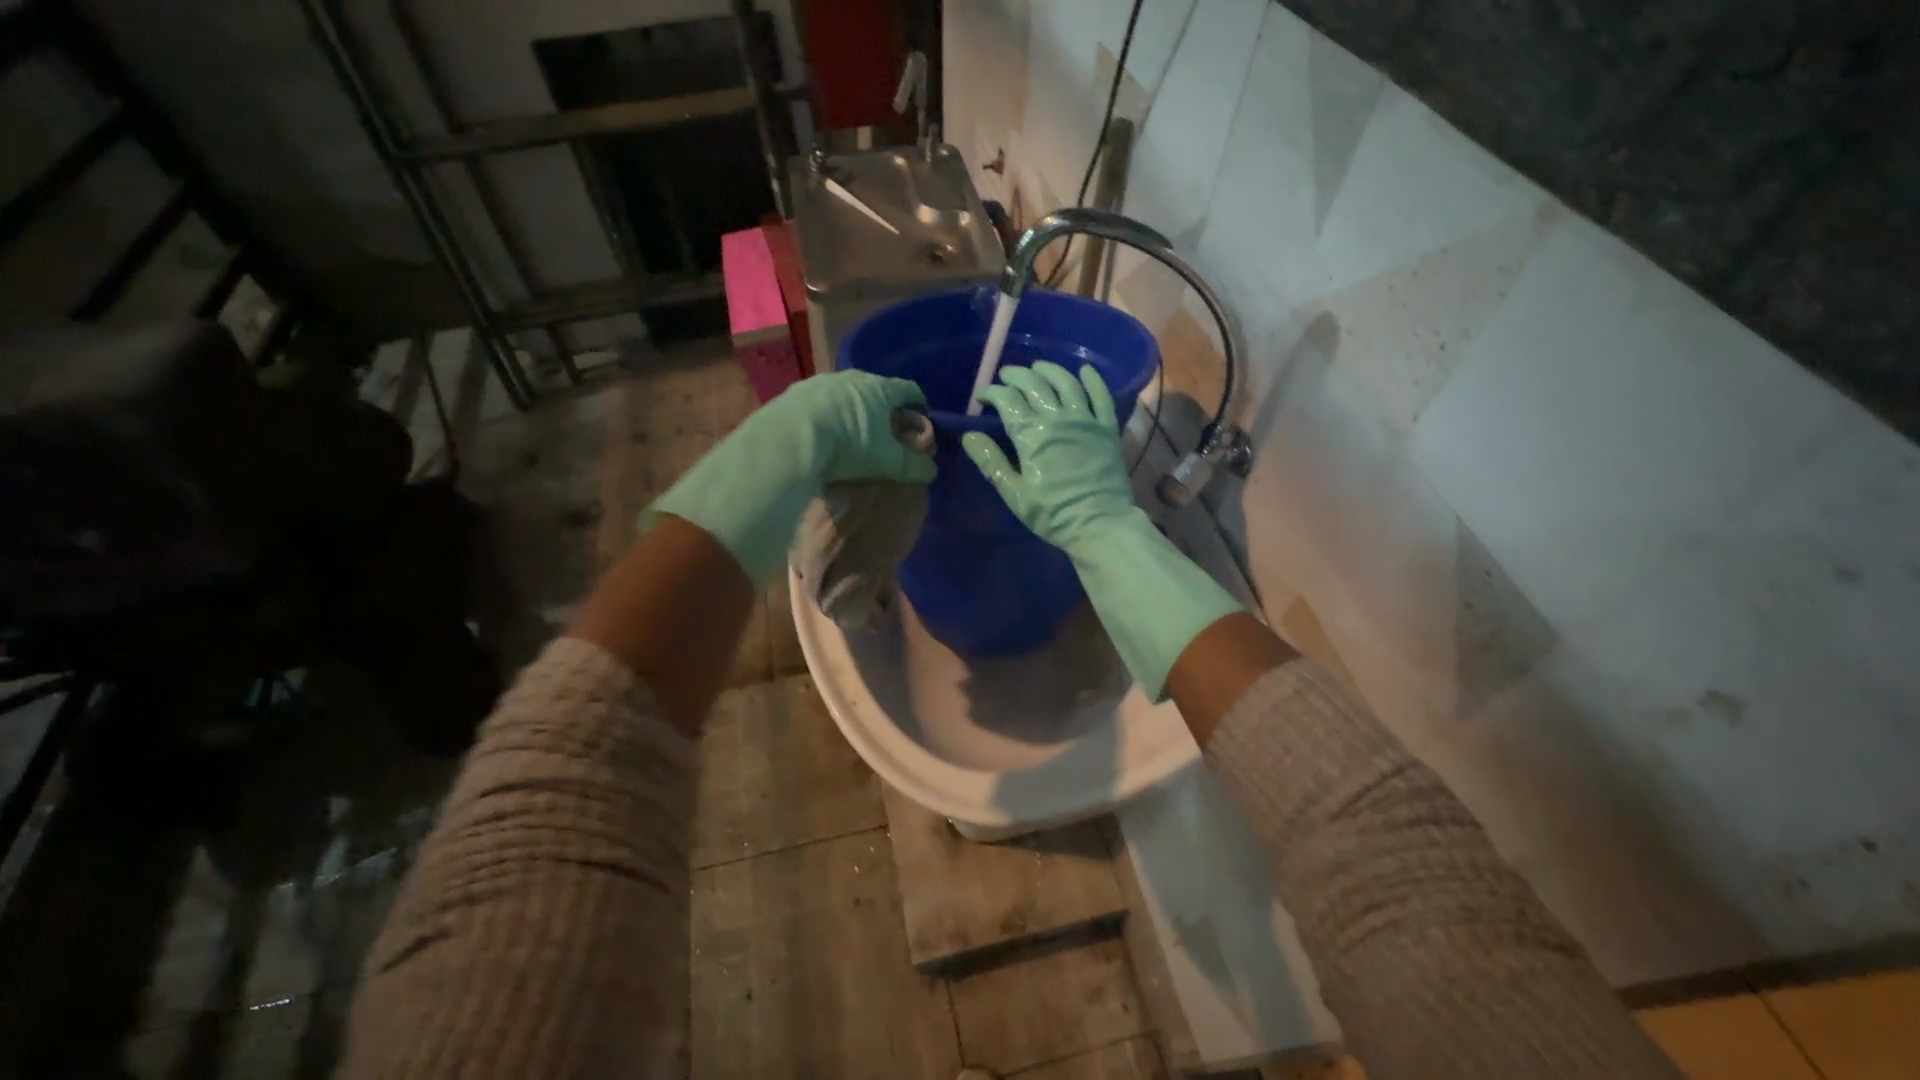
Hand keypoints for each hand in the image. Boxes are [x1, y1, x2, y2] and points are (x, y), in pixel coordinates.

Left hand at [762, 370, 937, 485]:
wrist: (789, 440)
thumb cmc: (848, 445)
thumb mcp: (886, 461)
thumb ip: (912, 466)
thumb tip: (931, 470)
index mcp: (880, 387)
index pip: (909, 389)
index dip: (920, 405)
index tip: (922, 420)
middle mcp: (851, 377)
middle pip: (877, 391)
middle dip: (884, 412)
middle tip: (888, 435)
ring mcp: (819, 382)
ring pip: (845, 396)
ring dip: (853, 413)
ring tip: (852, 437)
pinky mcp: (793, 394)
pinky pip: (818, 405)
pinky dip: (826, 418)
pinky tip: (822, 437)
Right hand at [960, 362, 1141, 554]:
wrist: (1099, 525)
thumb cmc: (1052, 513)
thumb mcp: (1014, 493)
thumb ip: (991, 461)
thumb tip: (969, 434)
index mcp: (1032, 434)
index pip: (1008, 400)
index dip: (992, 392)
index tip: (983, 395)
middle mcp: (1058, 418)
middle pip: (1035, 384)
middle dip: (1016, 375)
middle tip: (1006, 376)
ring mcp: (1085, 421)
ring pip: (1066, 383)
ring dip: (1050, 370)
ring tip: (1038, 366)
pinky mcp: (1106, 429)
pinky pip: (1101, 396)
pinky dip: (1093, 380)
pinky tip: (1085, 370)